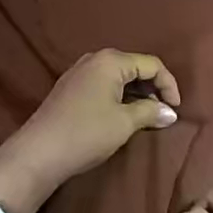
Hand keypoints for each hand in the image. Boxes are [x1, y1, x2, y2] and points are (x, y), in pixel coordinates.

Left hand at [0, 49, 180, 212]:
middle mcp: (95, 58)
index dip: (169, 85)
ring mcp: (80, 72)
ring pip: (119, 76)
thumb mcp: (124, 123)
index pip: (152, 64)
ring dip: (136, 94)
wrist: (37, 154)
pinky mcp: (70, 87)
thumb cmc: (86, 133)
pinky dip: (119, 96)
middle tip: (163, 113)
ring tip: (146, 117)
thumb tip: (170, 113)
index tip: (176, 110)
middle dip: (153, 88)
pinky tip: (122, 116)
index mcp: (111, 60)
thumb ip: (150, 112)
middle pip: (135, 66)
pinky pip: (104, 84)